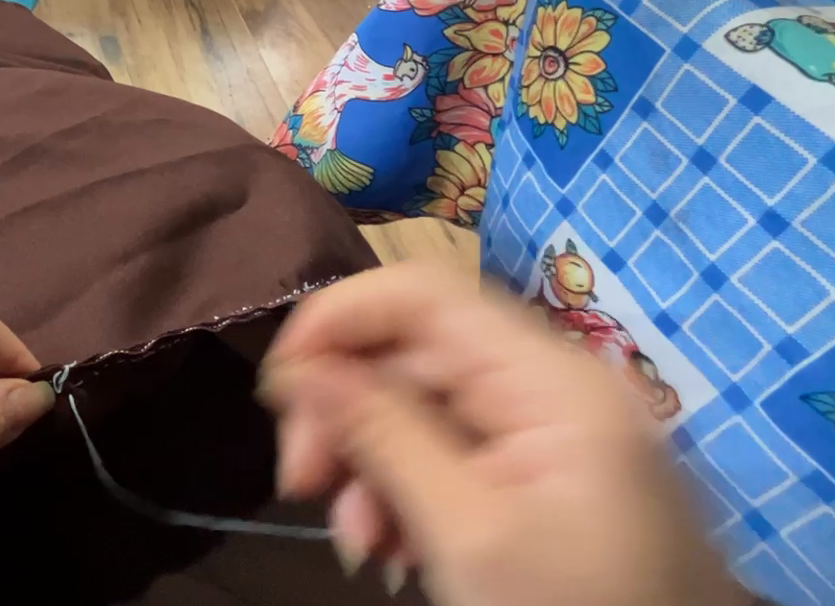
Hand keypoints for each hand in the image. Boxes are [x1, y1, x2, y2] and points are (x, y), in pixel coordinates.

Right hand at [258, 264, 750, 605]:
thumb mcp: (466, 531)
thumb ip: (378, 431)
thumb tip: (294, 367)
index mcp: (551, 380)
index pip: (419, 293)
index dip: (337, 316)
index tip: (283, 377)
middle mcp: (542, 382)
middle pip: (402, 353)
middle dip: (339, 410)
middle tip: (299, 475)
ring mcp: (535, 425)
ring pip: (404, 400)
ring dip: (358, 457)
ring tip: (350, 533)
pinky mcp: (526, 465)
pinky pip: (429, 443)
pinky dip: (391, 483)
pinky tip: (382, 540)